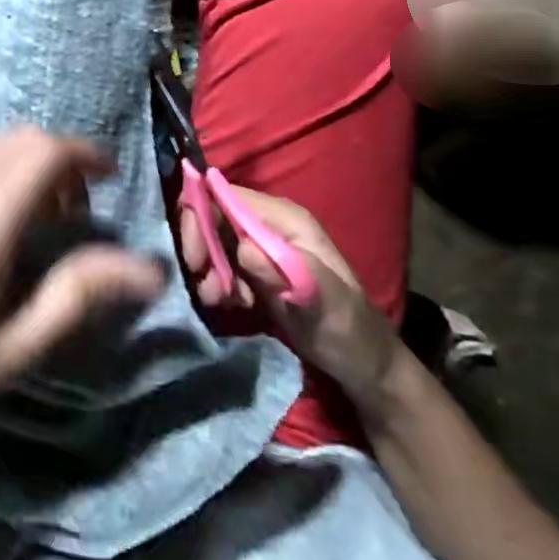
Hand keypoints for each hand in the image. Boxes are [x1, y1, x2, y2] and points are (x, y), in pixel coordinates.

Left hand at [0, 127, 165, 454]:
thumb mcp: (19, 345)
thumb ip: (83, 292)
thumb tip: (153, 270)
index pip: (41, 154)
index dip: (84, 153)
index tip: (108, 175)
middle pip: (19, 139)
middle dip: (60, 160)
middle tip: (73, 211)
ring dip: (26, 164)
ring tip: (34, 218)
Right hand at [178, 187, 400, 396]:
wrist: (362, 363)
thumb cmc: (348, 329)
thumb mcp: (323, 303)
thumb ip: (284, 272)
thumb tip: (243, 248)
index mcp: (286, 219)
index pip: (226, 196)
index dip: (201, 217)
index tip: (195, 260)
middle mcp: (270, 224)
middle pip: (214, 215)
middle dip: (201, 247)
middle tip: (205, 285)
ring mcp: (263, 246)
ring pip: (214, 241)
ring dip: (209, 270)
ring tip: (220, 300)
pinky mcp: (257, 269)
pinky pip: (223, 264)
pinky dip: (218, 282)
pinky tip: (231, 304)